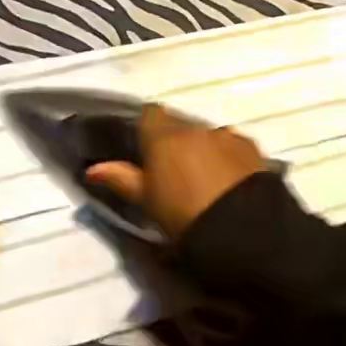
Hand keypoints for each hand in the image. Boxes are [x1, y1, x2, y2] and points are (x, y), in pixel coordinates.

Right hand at [84, 104, 266, 239]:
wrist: (244, 231)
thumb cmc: (185, 216)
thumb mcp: (148, 203)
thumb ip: (122, 179)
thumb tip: (93, 169)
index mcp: (166, 136)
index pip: (150, 114)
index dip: (145, 128)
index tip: (143, 148)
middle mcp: (198, 128)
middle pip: (180, 124)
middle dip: (174, 140)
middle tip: (170, 169)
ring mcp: (228, 136)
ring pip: (207, 134)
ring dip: (202, 148)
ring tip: (202, 177)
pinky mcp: (253, 148)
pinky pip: (232, 145)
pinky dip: (226, 156)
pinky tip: (228, 179)